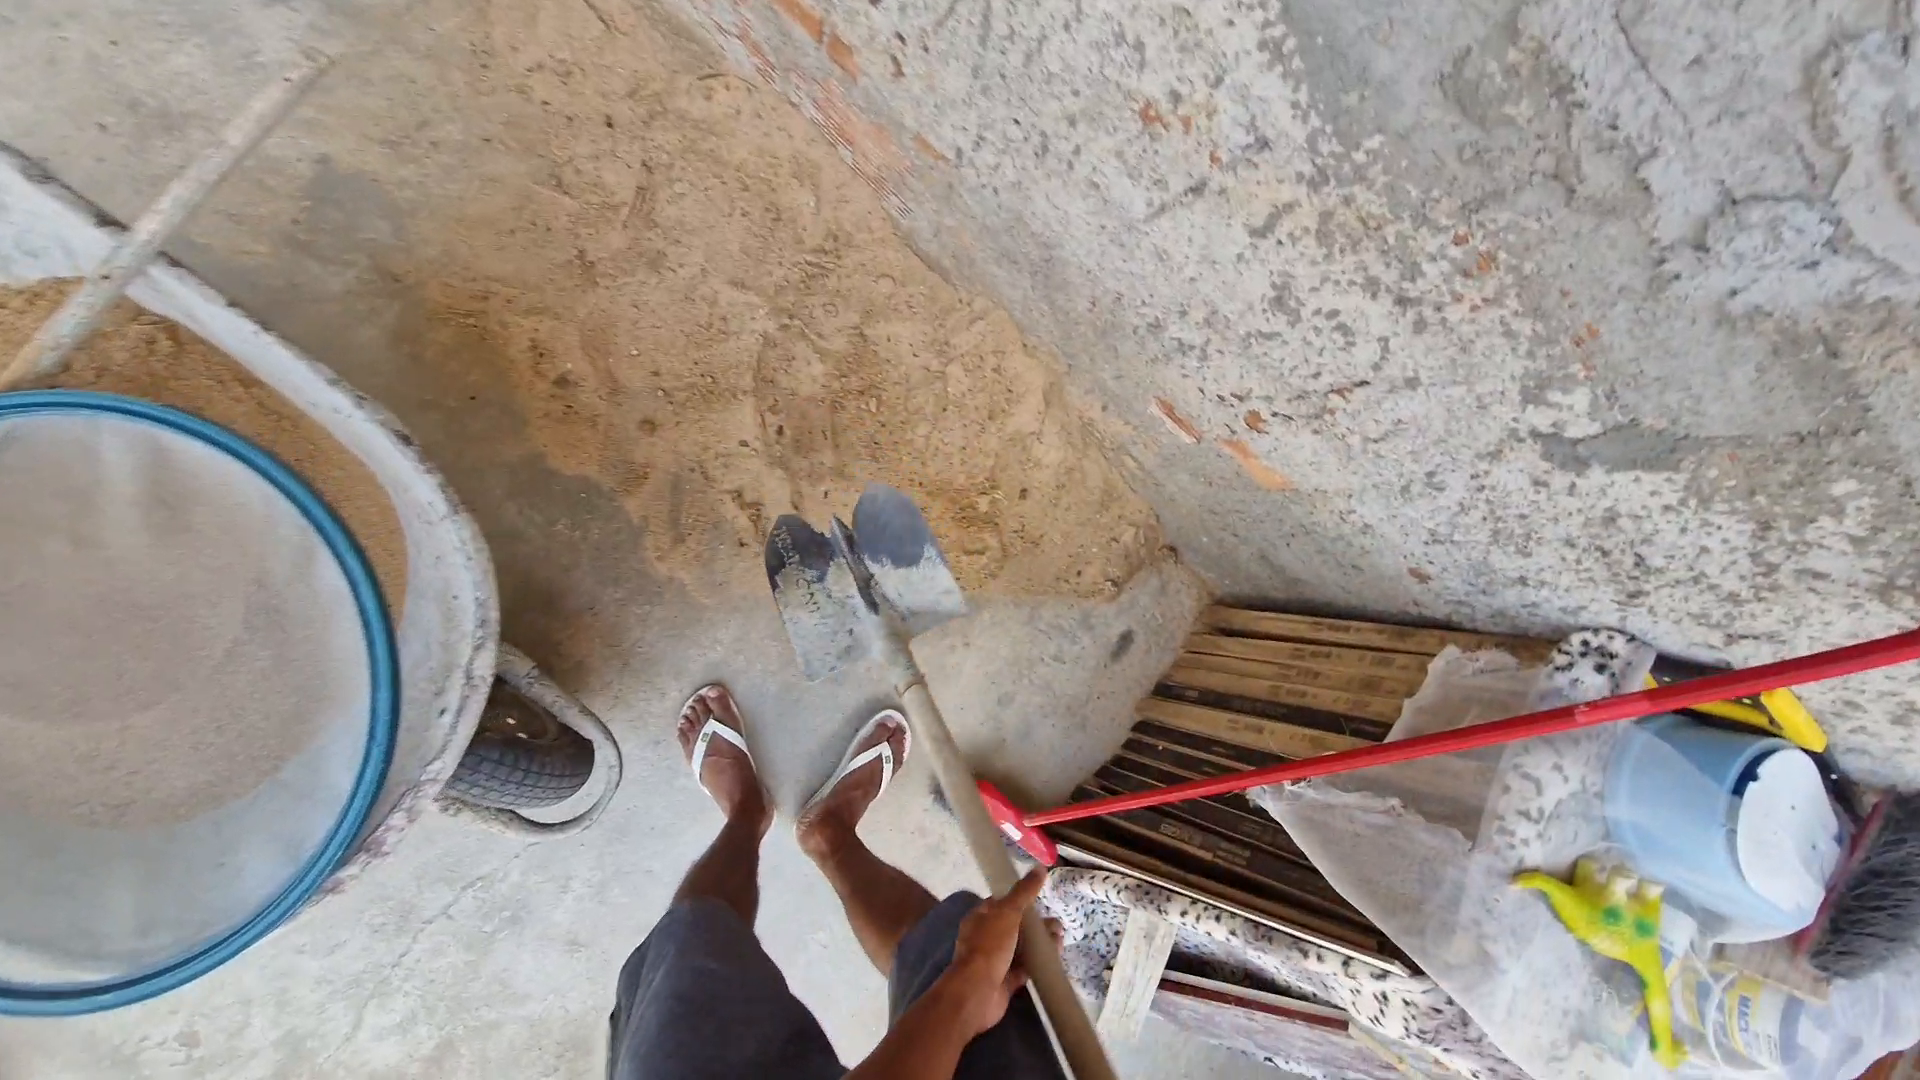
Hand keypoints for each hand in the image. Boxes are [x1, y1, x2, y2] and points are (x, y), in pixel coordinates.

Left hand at [940, 868, 1052, 1036]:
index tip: (1040, 900)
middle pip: (1014, 926)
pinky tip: (1054, 957)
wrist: (977, 993)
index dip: (1020, 900)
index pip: (1001, 903)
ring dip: (1040, 943)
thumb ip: (1024, 892)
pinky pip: (1025, 967)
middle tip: (1057, 924)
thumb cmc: (989, 947)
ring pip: (1021, 947)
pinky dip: (1038, 962)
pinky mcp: (1005, 981)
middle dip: (1036, 924)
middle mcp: (986, 937)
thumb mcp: (1007, 912)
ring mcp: (996, 960)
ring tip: (1060, 939)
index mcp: (980, 917)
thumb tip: (1040, 867)